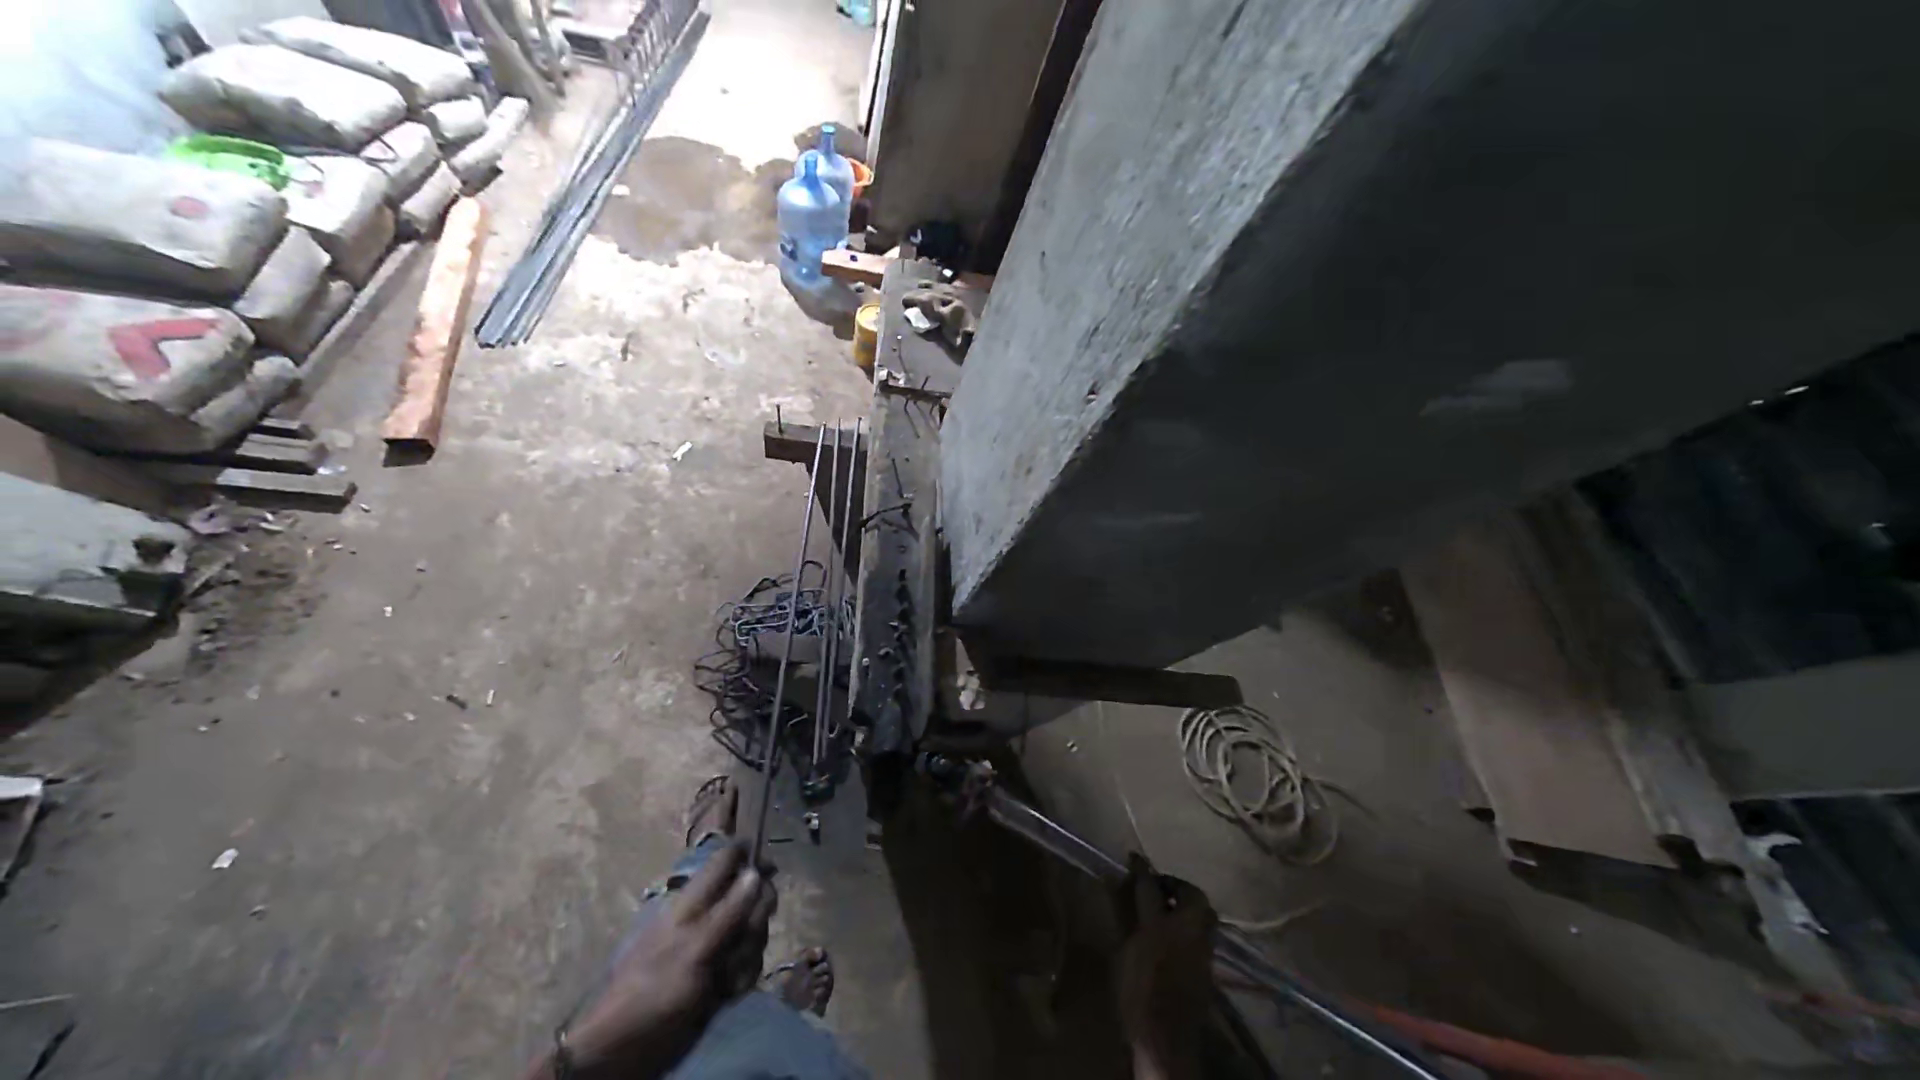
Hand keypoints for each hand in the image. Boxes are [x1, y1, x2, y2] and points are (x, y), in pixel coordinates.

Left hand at [559, 841, 776, 1078]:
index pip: (727, 859)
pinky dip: (743, 976)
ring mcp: (717, 944)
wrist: (628, 1050)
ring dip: (748, 953)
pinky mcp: (722, 972)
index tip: (770, 869)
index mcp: (695, 900)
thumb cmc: (654, 992)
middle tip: (744, 938)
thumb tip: (756, 872)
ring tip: (728, 976)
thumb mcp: (693, 950)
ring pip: (754, 930)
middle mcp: (709, 915)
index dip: (749, 856)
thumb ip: (728, 912)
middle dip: (756, 918)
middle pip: (752, 895)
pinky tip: (728, 992)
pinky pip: (749, 961)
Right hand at [1115, 854, 1215, 1079]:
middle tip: (1159, 888)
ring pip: (1204, 913)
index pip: (1150, 886)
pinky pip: (1204, 933)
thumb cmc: (1137, 993)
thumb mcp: (1123, 953)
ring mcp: (1204, 949)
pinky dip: (1192, 925)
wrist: (1165, 1038)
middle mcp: (1188, 931)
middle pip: (1192, 895)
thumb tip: (1119, 889)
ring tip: (1169, 909)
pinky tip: (1176, 935)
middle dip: (1177, 885)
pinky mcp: (1210, 967)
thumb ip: (1126, 919)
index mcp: (1161, 924)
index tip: (1134, 857)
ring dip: (1188, 904)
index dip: (1141, 870)